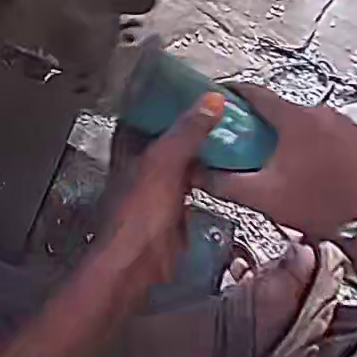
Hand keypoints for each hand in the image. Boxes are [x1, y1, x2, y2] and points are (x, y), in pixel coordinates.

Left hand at [96, 94, 224, 282]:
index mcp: (132, 150)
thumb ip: (187, 132)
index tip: (193, 91)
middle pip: (167, 138)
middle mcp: (142, 167)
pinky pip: (190, 187)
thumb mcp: (166, 164)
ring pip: (180, 162)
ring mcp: (156, 190)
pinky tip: (221, 174)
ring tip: (225, 137)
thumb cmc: (138, 218)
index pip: (149, 114)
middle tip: (217, 112)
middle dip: (190, 126)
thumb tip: (209, 102)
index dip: (168, 100)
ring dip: (199, 152)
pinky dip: (205, 179)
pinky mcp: (171, 212)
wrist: (137, 265)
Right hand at [203, 84, 356, 240]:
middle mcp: (322, 114)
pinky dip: (315, 140)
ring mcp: (344, 124)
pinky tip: (308, 162)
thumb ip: (222, 182)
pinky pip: (329, 130)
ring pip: (306, 119)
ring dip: (291, 131)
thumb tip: (196, 173)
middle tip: (248, 137)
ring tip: (279, 155)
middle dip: (263, 119)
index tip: (224, 94)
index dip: (236, 91)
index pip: (256, 93)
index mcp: (295, 120)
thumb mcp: (260, 196)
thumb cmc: (316, 208)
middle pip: (282, 108)